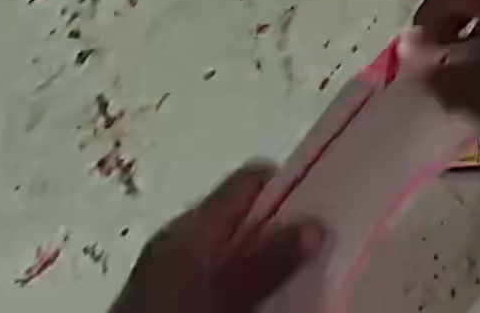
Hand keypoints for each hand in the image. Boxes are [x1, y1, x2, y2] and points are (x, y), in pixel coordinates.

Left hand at [110, 162, 324, 312]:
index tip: (316, 214)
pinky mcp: (159, 299)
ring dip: (256, 260)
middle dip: (276, 229)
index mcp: (192, 224)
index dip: (287, 189)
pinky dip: (233, 283)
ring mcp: (165, 271)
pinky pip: (210, 274)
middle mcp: (178, 237)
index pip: (252, 178)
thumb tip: (319, 221)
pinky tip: (252, 303)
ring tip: (286, 283)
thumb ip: (270, 262)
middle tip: (309, 254)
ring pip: (227, 247)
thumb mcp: (228, 300)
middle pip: (241, 212)